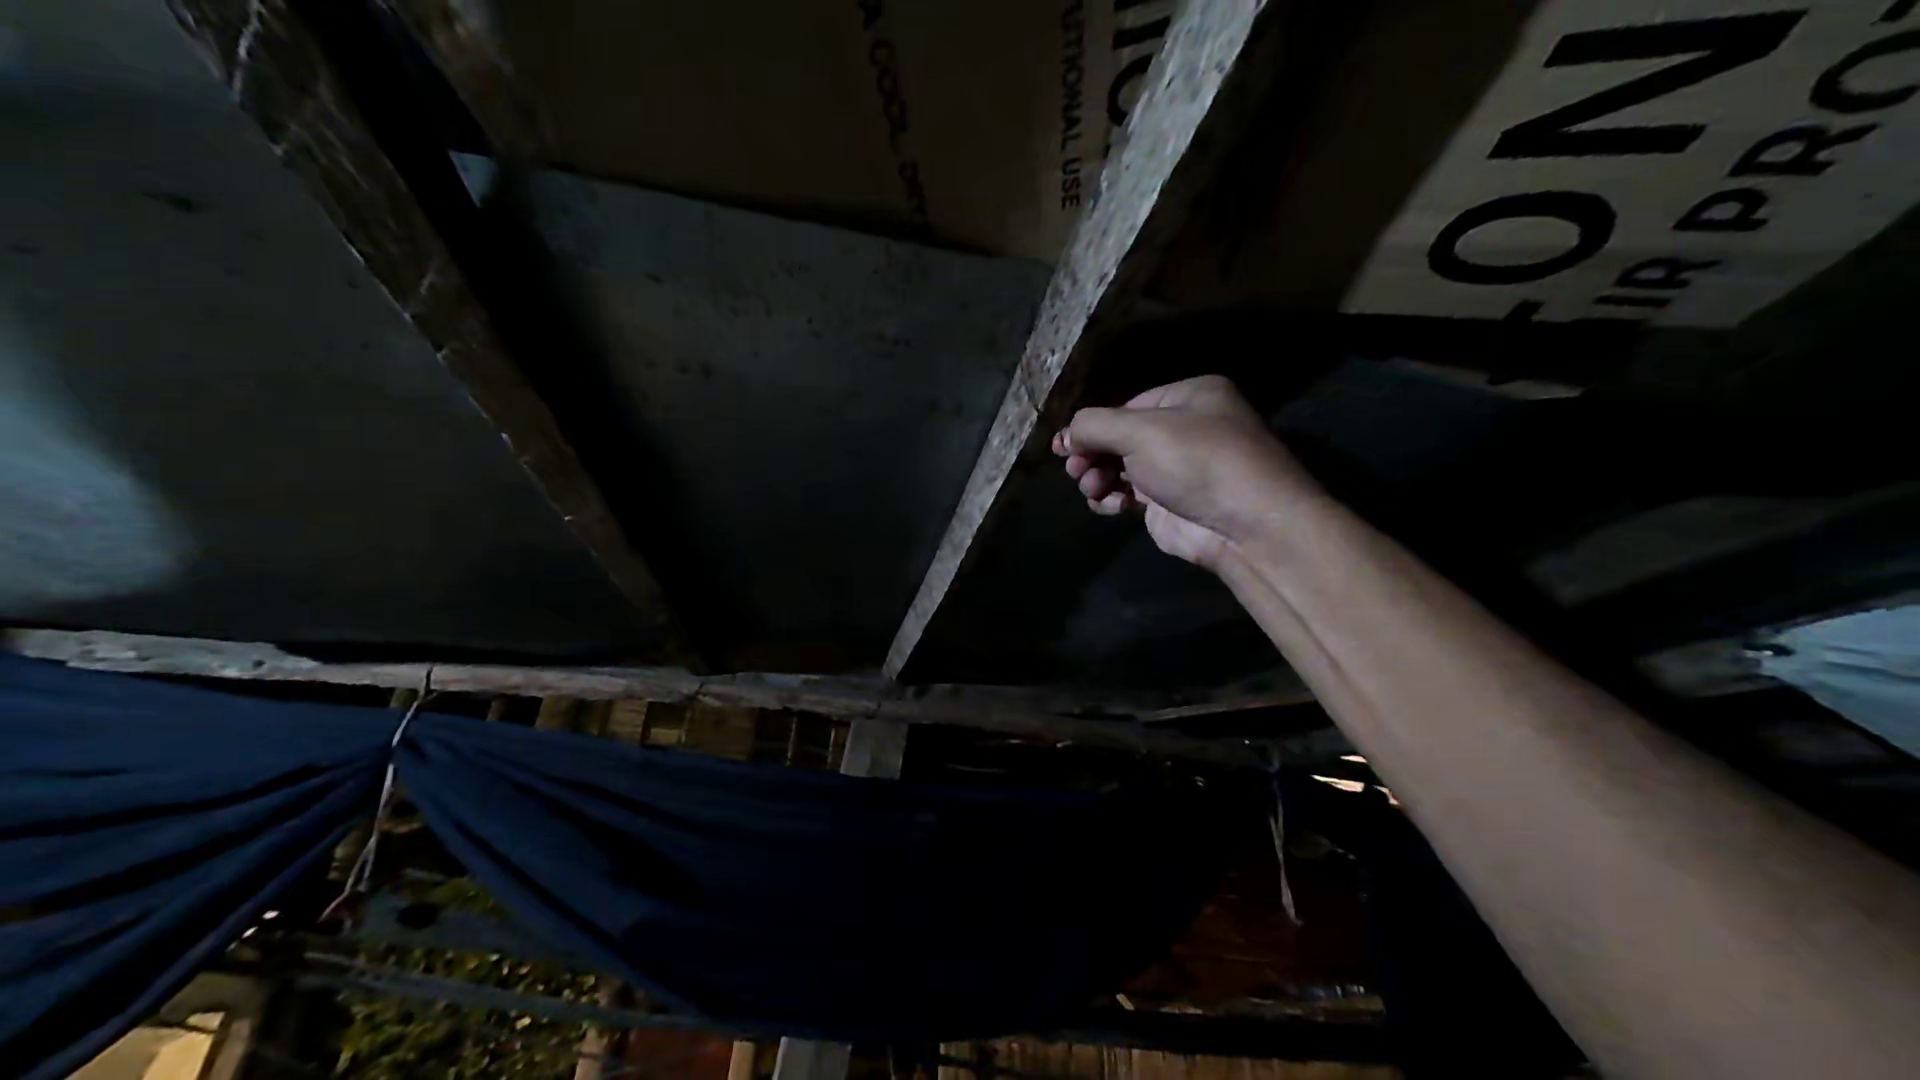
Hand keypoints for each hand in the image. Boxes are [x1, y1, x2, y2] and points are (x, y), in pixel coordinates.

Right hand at [1051, 375, 1314, 570]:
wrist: (1246, 526)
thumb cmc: (1196, 462)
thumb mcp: (1140, 431)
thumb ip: (1094, 425)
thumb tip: (1065, 436)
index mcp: (1188, 397)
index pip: (1125, 406)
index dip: (1092, 426)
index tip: (1064, 447)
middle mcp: (1184, 429)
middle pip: (1119, 437)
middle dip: (1093, 454)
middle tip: (1076, 470)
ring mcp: (1177, 468)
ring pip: (1119, 468)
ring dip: (1099, 479)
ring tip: (1095, 489)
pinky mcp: (1169, 504)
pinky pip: (1128, 494)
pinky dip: (1113, 499)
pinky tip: (1114, 506)